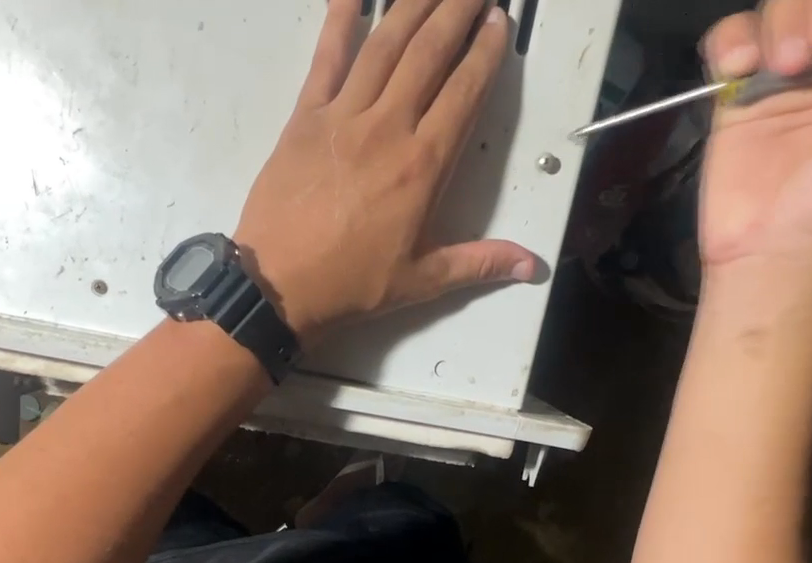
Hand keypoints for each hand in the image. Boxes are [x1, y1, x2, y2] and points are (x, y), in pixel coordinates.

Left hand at [234, 0, 540, 337]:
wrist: (279, 285)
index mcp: (422, 166)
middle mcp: (387, 128)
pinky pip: (326, 56)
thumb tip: (532, 265)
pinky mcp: (305, 116)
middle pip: (429, 52)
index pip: (464, 93)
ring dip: (414, 3)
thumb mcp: (422, 281)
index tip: (499, 22)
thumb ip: (479, 263)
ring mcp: (343, 116)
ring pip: (385, 44)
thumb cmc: (352, 285)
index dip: (485, 52)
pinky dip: (341, 17)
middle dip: (457, 9)